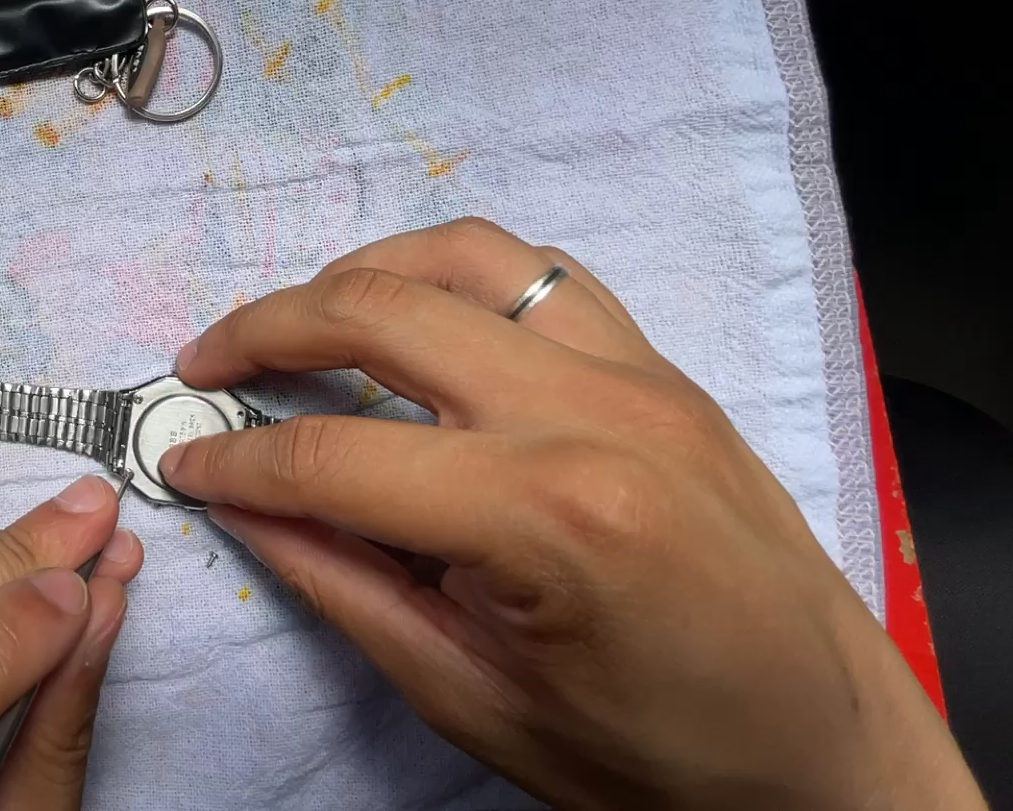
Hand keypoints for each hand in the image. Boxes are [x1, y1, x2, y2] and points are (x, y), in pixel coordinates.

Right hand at [161, 218, 982, 809]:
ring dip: (350, 276)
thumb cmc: (641, 756)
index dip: (235, 461)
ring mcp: (634, 368)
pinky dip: (442, 271)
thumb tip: (232, 500)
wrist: (834, 765)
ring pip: (456, 255)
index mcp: (544, 517)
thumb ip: (329, 575)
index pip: (332, 458)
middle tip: (203, 362)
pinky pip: (530, 268)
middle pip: (377, 315)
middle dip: (260, 331)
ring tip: (296, 320)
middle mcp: (589, 410)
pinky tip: (411, 313)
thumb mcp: (457, 689)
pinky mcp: (656, 361)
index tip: (181, 461)